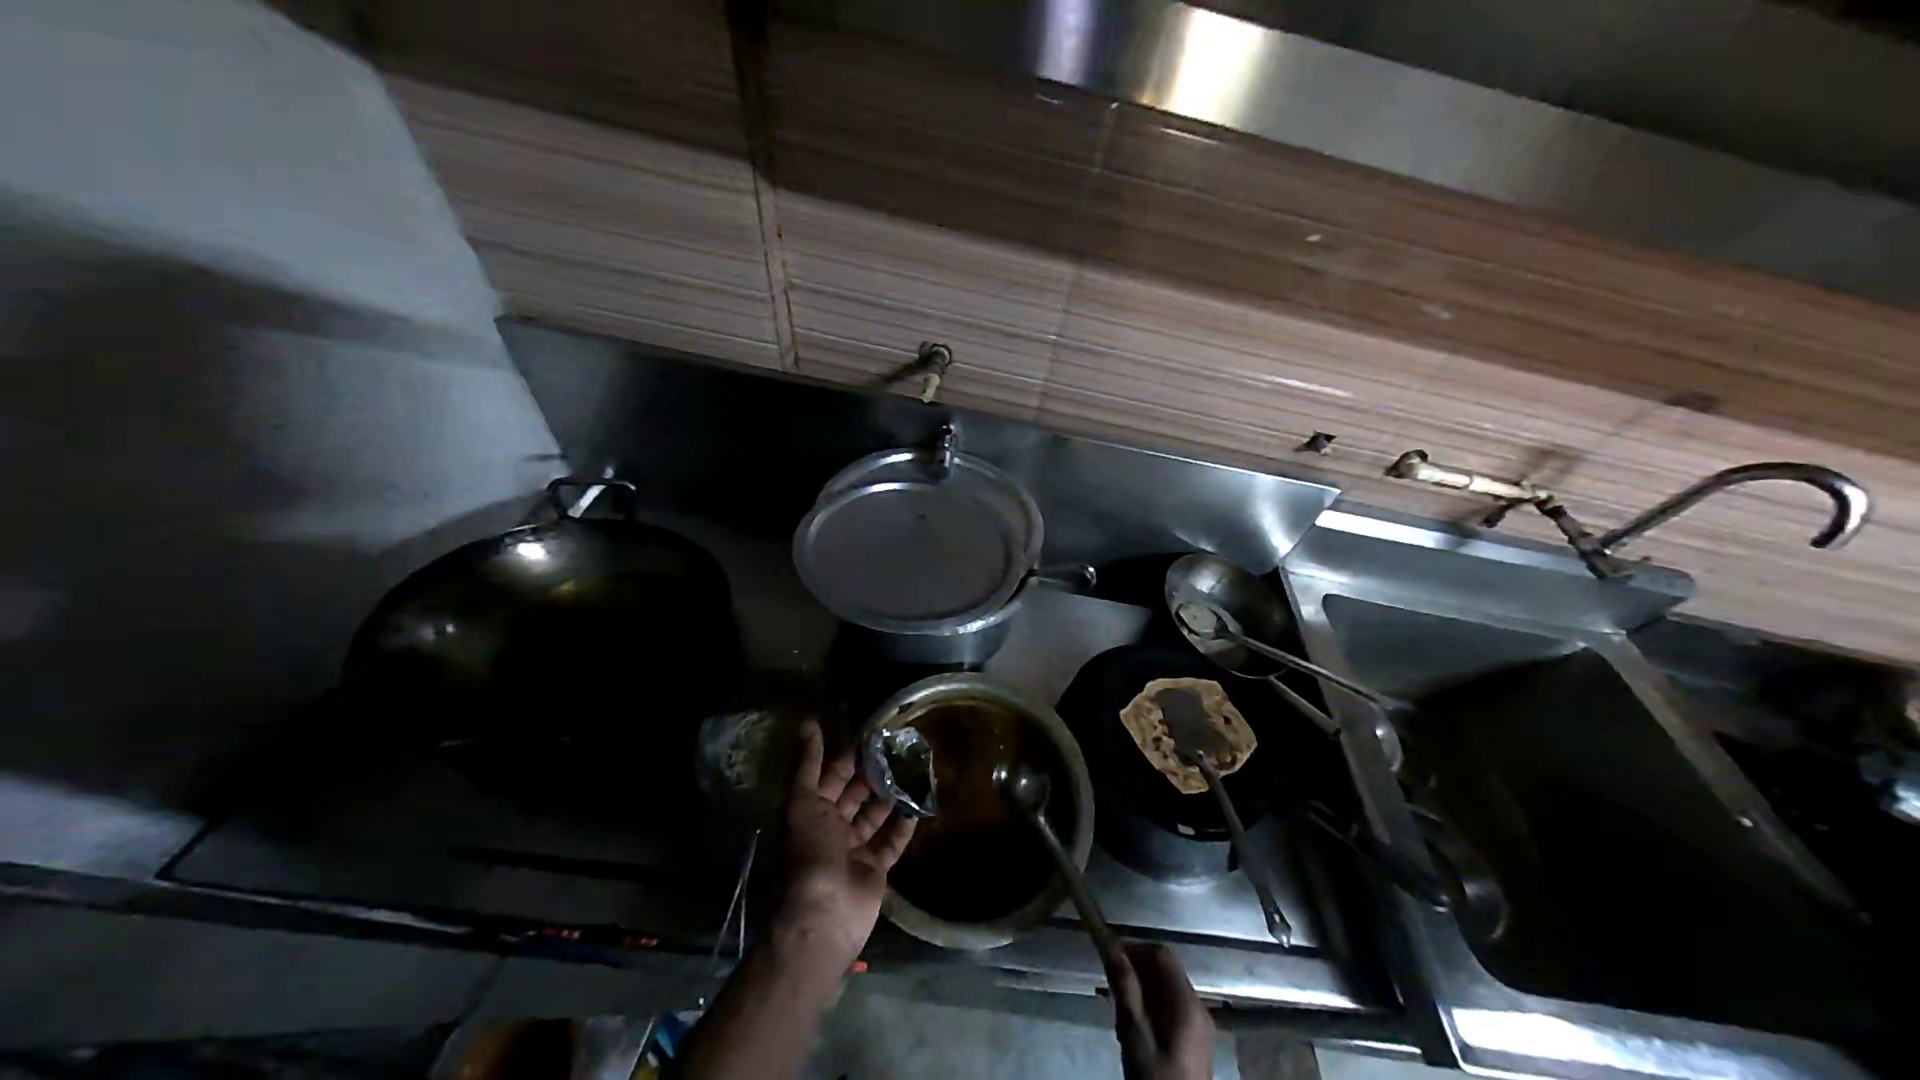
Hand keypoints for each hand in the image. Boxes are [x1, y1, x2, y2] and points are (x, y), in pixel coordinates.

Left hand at [774, 721, 916, 968]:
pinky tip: (918, 802)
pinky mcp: (876, 868)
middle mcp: (831, 827)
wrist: (823, 914)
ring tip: (914, 769)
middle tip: (901, 748)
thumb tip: (808, 722)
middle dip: (875, 772)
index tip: (875, 734)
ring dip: (892, 794)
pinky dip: (904, 823)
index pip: (832, 775)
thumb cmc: (809, 853)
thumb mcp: (801, 802)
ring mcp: (854, 849)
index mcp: (811, 811)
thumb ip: (808, 763)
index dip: (850, 756)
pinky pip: (892, 840)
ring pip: (876, 814)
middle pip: (856, 793)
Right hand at [1106, 943, 1214, 1079]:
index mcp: (1186, 1001)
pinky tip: (1135, 1026)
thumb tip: (1107, 941)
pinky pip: (1173, 1009)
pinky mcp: (1197, 1041)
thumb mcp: (1133, 1029)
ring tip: (1118, 1008)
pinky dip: (1152, 1007)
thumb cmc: (1154, 1075)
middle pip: (1166, 971)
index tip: (1110, 961)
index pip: (1161, 955)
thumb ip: (1123, 984)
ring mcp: (1201, 1025)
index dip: (1134, 950)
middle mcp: (1199, 1007)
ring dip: (1142, 990)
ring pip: (1168, 990)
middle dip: (1136, 971)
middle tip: (1110, 987)